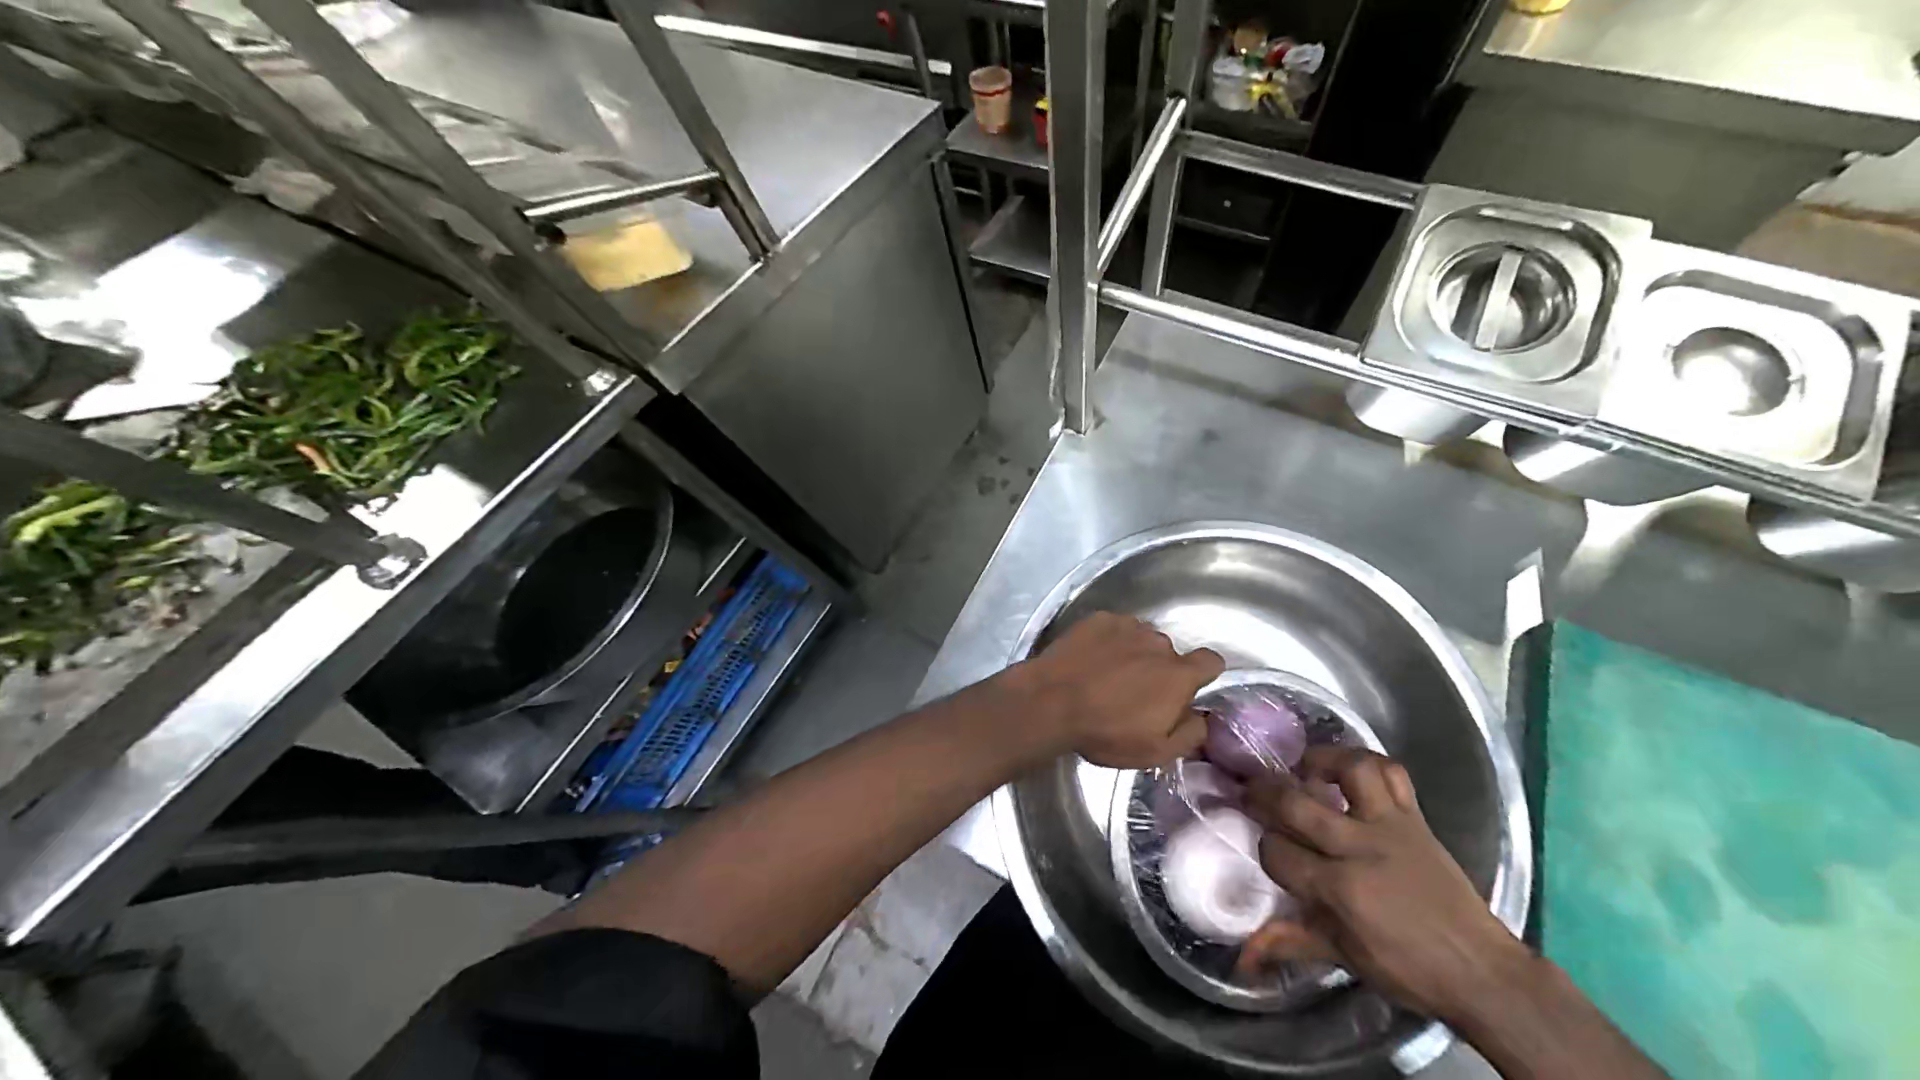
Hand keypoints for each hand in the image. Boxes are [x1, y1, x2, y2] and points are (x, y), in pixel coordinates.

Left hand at [1007, 612, 1222, 767]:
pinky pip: (1114, 628)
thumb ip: (1190, 734)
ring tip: (1107, 675)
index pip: (1211, 661)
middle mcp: (1158, 643)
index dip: (1203, 674)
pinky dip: (1108, 641)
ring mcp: (1126, 626)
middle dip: (1158, 670)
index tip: (1185, 689)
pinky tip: (1090, 659)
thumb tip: (1201, 717)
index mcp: (1178, 674)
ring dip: (1133, 654)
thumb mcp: (1155, 751)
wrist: (1049, 702)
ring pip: (1141, 639)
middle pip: (1169, 653)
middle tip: (1133, 693)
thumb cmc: (1105, 731)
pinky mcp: (1097, 619)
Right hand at [1240, 745, 1531, 1019]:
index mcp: (1340, 888)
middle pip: (1296, 803)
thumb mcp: (1343, 956)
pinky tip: (1349, 771)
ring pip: (1351, 770)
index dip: (1264, 848)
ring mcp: (1392, 827)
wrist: (1482, 970)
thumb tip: (1243, 954)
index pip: (1278, 852)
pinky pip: (1394, 774)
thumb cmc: (1408, 969)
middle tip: (1252, 790)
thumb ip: (1290, 940)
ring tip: (1304, 767)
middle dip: (1264, 793)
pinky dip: (1369, 762)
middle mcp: (1361, 848)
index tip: (1266, 850)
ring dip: (1322, 760)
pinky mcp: (1416, 820)